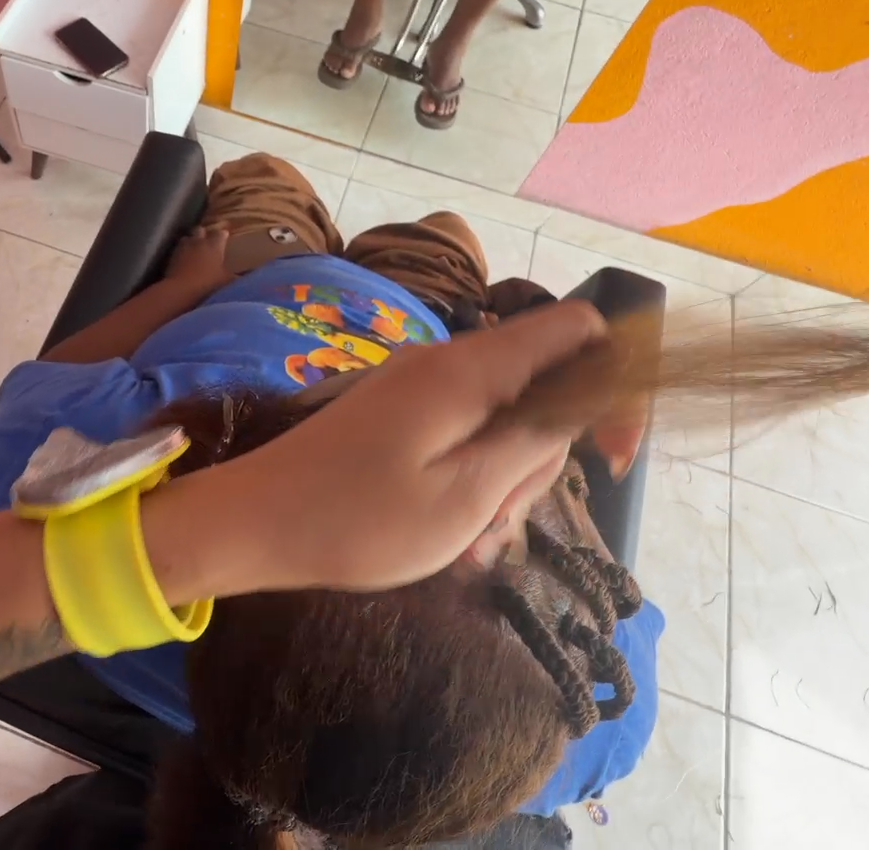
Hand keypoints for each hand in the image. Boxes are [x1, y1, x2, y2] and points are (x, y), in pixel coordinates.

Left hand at [157, 301, 608, 595]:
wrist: (256, 522)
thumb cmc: (360, 519)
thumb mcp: (467, 492)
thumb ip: (535, 436)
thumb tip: (588, 391)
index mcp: (467, 368)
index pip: (574, 328)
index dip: (611, 382)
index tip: (612, 456)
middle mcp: (442, 361)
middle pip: (538, 386)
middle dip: (540, 458)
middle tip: (500, 522)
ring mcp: (413, 384)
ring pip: (498, 419)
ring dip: (500, 481)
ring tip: (468, 540)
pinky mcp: (393, 410)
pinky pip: (458, 432)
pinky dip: (467, 478)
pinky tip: (448, 529)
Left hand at [163, 226, 234, 292]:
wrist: (181, 289)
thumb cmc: (208, 283)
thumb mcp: (226, 281)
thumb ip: (234, 277)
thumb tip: (241, 278)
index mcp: (214, 245)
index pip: (220, 234)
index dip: (223, 235)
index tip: (225, 235)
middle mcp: (198, 242)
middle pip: (201, 230)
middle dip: (204, 233)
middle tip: (208, 240)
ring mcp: (183, 247)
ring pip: (187, 237)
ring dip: (191, 241)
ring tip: (194, 248)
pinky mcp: (172, 256)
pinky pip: (178, 249)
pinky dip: (181, 252)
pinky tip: (183, 259)